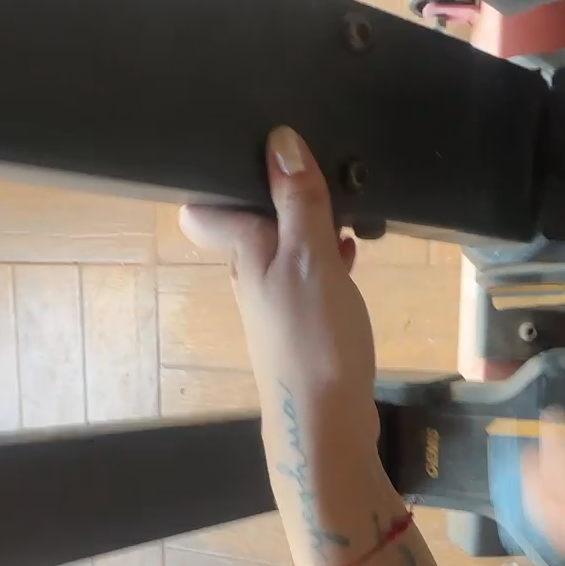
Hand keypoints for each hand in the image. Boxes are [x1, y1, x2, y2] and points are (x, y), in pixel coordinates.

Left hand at [179, 126, 375, 440]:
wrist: (327, 424)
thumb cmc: (314, 339)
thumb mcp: (310, 260)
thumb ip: (297, 203)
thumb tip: (279, 141)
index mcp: (244, 256)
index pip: (211, 208)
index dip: (228, 176)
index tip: (260, 146)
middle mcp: (253, 278)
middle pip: (255, 224)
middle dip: (282, 196)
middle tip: (321, 166)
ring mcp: (279, 306)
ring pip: (288, 249)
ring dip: (310, 226)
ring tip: (347, 202)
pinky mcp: (307, 327)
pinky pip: (312, 276)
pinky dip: (328, 258)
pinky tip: (353, 254)